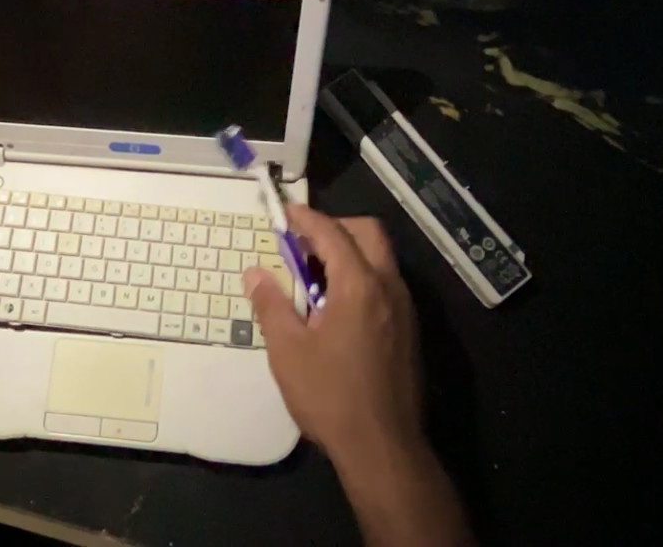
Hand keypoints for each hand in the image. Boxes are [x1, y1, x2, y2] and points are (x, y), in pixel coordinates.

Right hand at [242, 206, 422, 461]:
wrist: (384, 449)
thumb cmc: (331, 396)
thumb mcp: (288, 350)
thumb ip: (271, 304)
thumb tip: (254, 273)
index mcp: (359, 284)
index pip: (331, 232)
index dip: (305, 218)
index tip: (284, 213)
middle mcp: (389, 287)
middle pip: (367, 233)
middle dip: (334, 228)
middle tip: (302, 245)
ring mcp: (404, 308)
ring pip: (379, 258)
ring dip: (348, 253)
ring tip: (313, 278)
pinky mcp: (408, 329)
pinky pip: (385, 283)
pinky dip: (361, 276)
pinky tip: (336, 307)